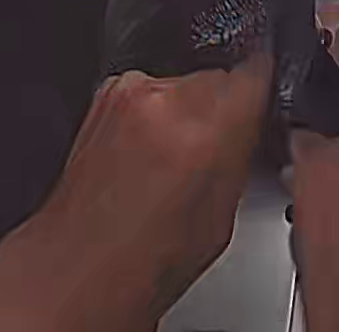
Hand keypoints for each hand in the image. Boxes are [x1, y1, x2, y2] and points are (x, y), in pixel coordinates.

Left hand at [0, 55, 271, 330]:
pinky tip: (147, 145)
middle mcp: (168, 103)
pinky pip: (155, 84)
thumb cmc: (143, 261)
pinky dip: (157, 106)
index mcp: (206, 134)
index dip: (261, 84)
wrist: (76, 267)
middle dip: (222, 103)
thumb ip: (242, 149)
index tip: (260, 94)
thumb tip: (252, 114)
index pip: (255, 71)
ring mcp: (134, 92)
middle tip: (209, 145)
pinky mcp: (111, 90)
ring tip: (171, 151)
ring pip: (188, 78)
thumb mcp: (222, 215)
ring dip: (189, 105)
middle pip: (220, 74)